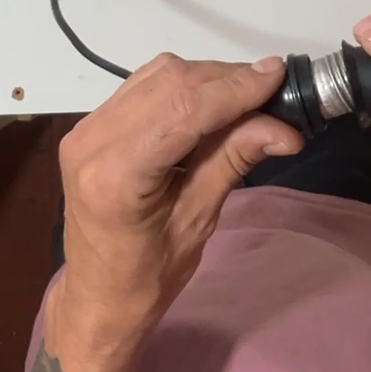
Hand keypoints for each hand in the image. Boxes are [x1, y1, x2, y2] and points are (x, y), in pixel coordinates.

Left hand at [51, 54, 300, 345]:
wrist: (96, 298)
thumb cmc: (149, 276)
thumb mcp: (198, 221)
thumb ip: (233, 160)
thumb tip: (283, 127)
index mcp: (116, 173)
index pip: (183, 110)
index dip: (234, 88)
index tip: (278, 73)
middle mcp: (93, 137)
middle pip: (170, 83)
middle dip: (225, 79)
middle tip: (272, 89)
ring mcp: (86, 126)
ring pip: (157, 75)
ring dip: (206, 78)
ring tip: (248, 95)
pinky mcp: (90, 123)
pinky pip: (143, 85)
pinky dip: (182, 85)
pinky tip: (211, 99)